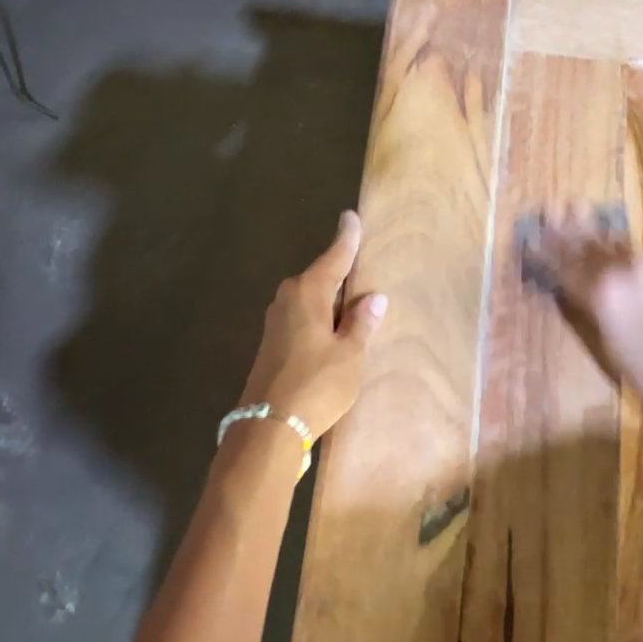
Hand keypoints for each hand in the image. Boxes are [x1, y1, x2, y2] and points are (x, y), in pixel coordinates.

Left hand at [238, 211, 387, 435]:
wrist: (269, 425)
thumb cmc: (316, 384)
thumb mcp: (349, 354)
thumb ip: (361, 323)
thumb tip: (373, 298)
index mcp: (308, 293)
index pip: (334, 258)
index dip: (346, 239)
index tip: (350, 216)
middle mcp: (287, 300)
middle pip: (319, 277)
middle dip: (339, 270)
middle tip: (361, 261)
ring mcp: (276, 322)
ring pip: (309, 299)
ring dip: (330, 297)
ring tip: (353, 297)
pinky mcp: (273, 343)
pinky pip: (302, 316)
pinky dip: (320, 315)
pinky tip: (333, 326)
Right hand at [523, 207, 642, 426]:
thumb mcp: (610, 348)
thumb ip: (595, 310)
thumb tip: (583, 291)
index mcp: (604, 292)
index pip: (566, 265)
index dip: (546, 252)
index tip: (531, 237)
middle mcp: (629, 267)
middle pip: (592, 244)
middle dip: (570, 229)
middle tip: (553, 208)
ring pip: (623, 248)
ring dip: (603, 240)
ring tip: (582, 216)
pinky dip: (637, 262)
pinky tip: (633, 266)